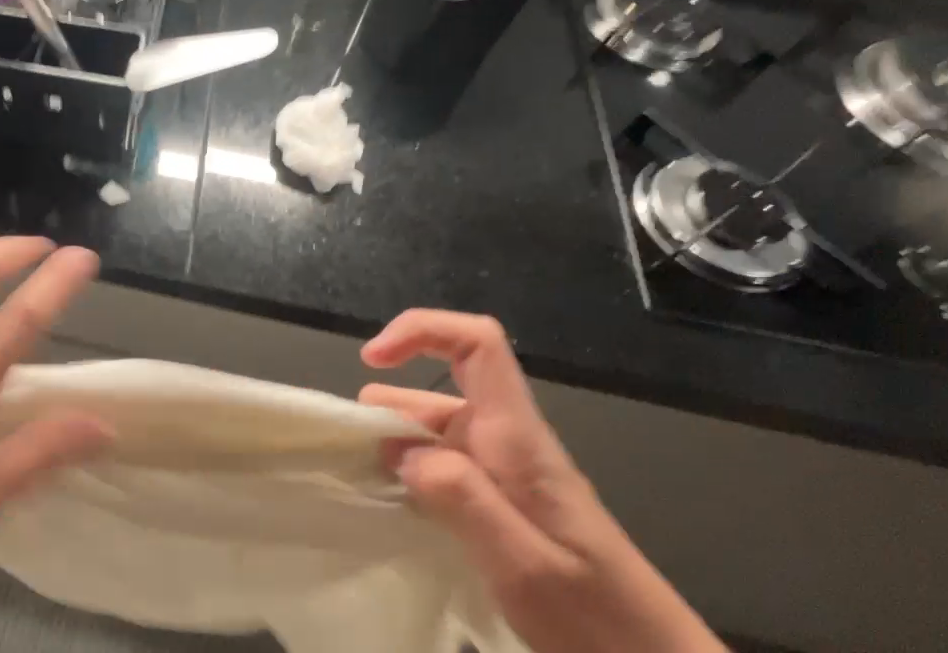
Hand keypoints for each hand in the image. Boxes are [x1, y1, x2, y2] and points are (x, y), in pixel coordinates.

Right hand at [359, 310, 725, 652]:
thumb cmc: (596, 616)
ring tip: (360, 486)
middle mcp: (507, 443)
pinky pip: (441, 471)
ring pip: (432, 434)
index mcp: (518, 439)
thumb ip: (463, 500)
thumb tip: (400, 449)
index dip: (422, 330)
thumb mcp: (526, 565)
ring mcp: (503, 476)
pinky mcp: (499, 507)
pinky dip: (408, 477)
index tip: (372, 359)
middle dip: (387, 409)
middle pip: (437, 391)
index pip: (476, 345)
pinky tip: (391, 510)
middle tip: (351, 459)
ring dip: (392, 446)